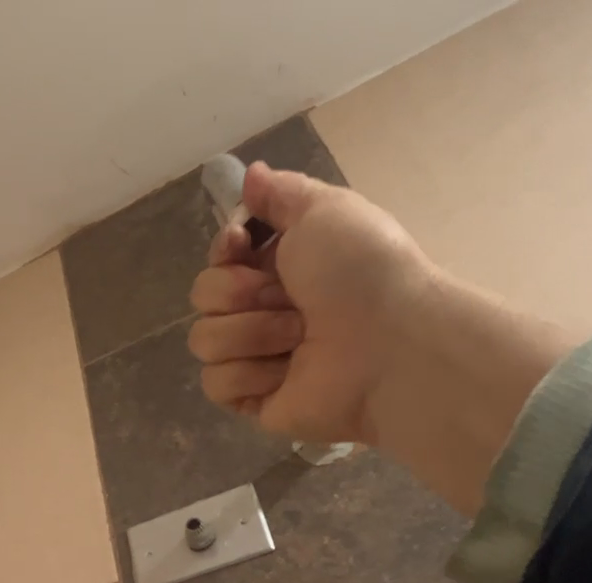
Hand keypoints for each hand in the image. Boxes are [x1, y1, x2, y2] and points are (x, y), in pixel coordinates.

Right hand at [186, 163, 571, 514]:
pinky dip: (250, 375)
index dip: (222, 252)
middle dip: (238, 293)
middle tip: (288, 297)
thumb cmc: (361, 271)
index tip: (240, 246)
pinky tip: (287, 375)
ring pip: (204, 341)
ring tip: (299, 338)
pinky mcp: (251, 399)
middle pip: (202, 296)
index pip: (217, 258)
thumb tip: (249, 174)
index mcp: (279, 266)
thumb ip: (279, 193)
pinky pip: (216, 383)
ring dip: (251, 334)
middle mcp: (263, 309)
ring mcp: (255, 357)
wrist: (388, 344)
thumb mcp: (324, 209)